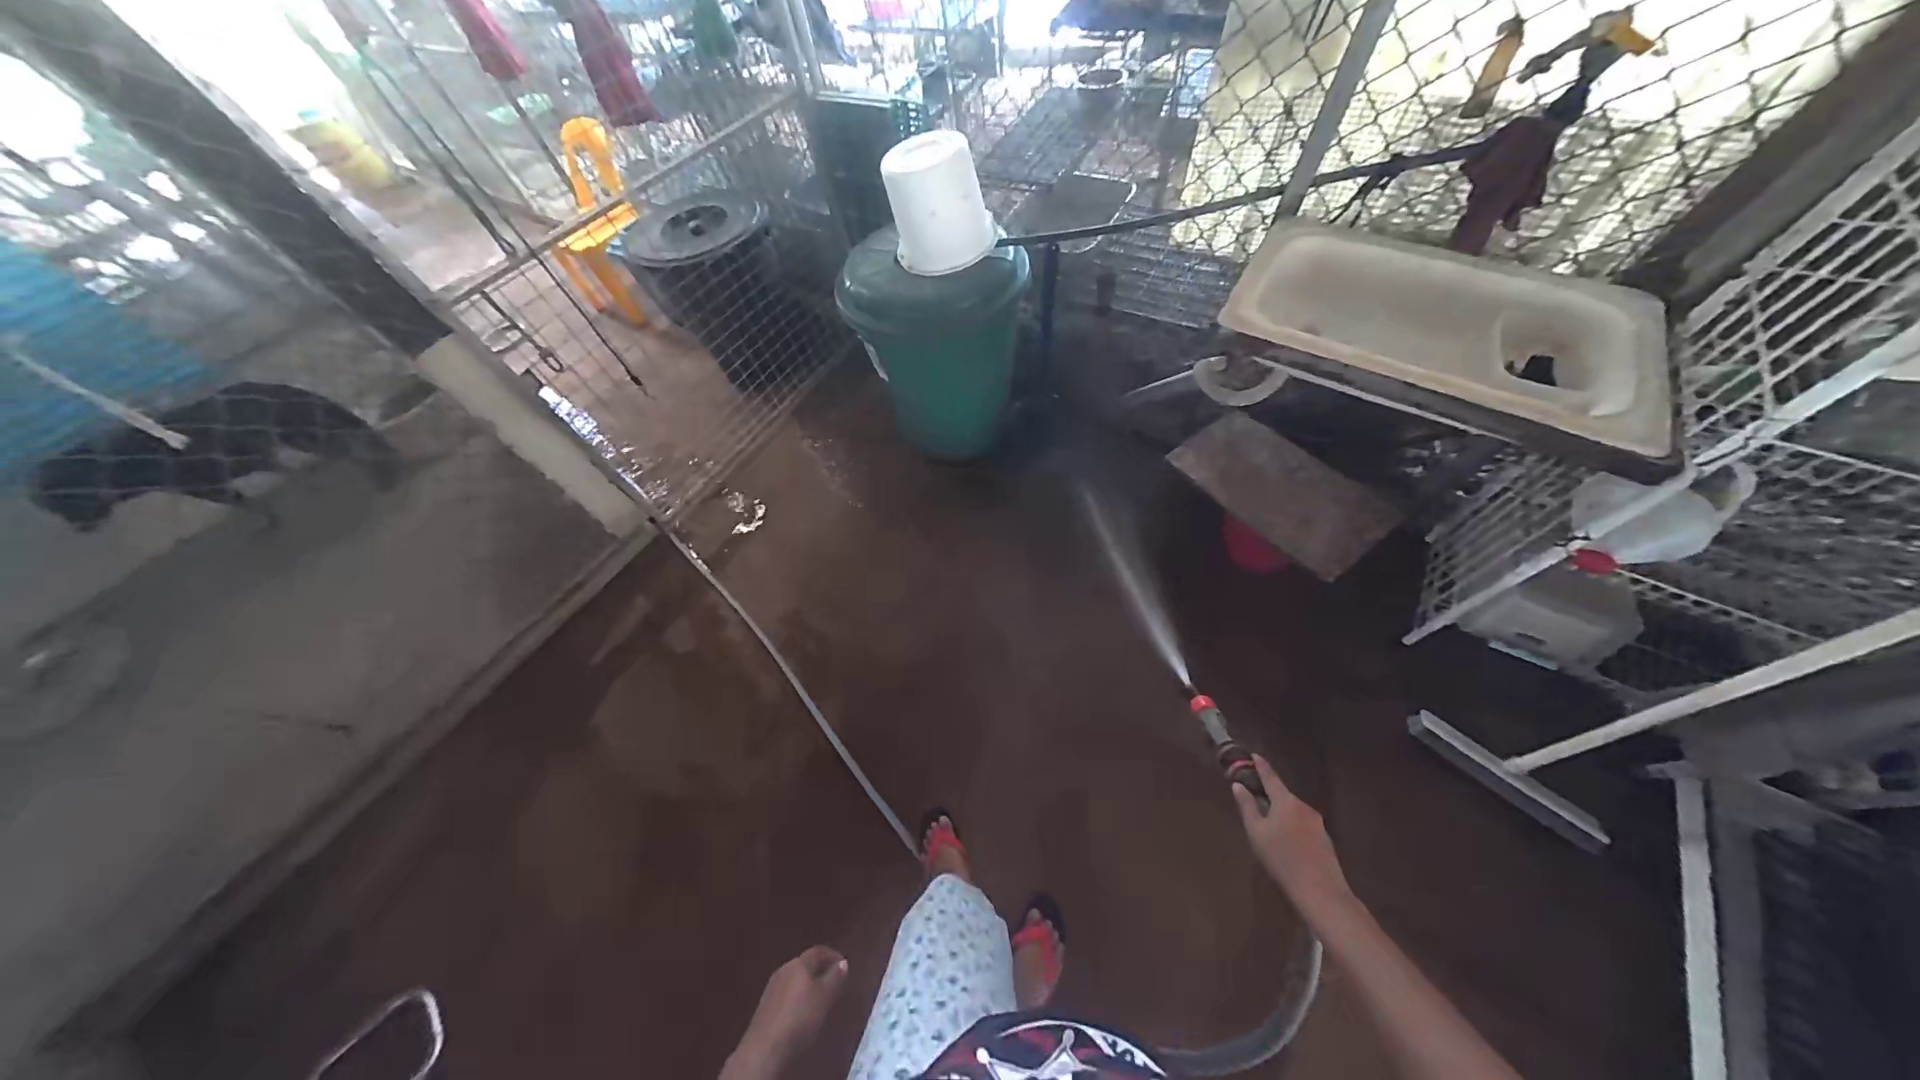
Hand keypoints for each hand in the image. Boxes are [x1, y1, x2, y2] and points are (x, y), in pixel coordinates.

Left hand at [728, 946, 849, 1075]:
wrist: (765, 1048)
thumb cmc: (800, 1017)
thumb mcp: (824, 997)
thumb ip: (835, 977)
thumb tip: (842, 962)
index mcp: (799, 964)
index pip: (818, 951)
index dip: (832, 955)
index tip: (844, 963)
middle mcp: (784, 970)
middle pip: (805, 964)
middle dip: (820, 969)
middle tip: (833, 979)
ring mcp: (772, 987)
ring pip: (795, 979)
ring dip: (808, 983)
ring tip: (820, 996)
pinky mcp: (765, 1005)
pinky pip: (786, 993)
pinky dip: (797, 996)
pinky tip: (801, 1010)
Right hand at [1232, 755, 1352, 916]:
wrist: (1321, 891)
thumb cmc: (1281, 859)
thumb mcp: (1256, 833)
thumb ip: (1247, 807)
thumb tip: (1238, 786)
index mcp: (1286, 801)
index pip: (1271, 777)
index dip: (1262, 766)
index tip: (1254, 755)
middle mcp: (1304, 807)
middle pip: (1283, 795)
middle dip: (1270, 795)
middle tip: (1255, 799)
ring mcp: (1317, 824)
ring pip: (1293, 811)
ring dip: (1281, 813)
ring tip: (1269, 827)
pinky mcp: (1324, 840)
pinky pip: (1303, 825)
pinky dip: (1292, 826)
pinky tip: (1286, 843)